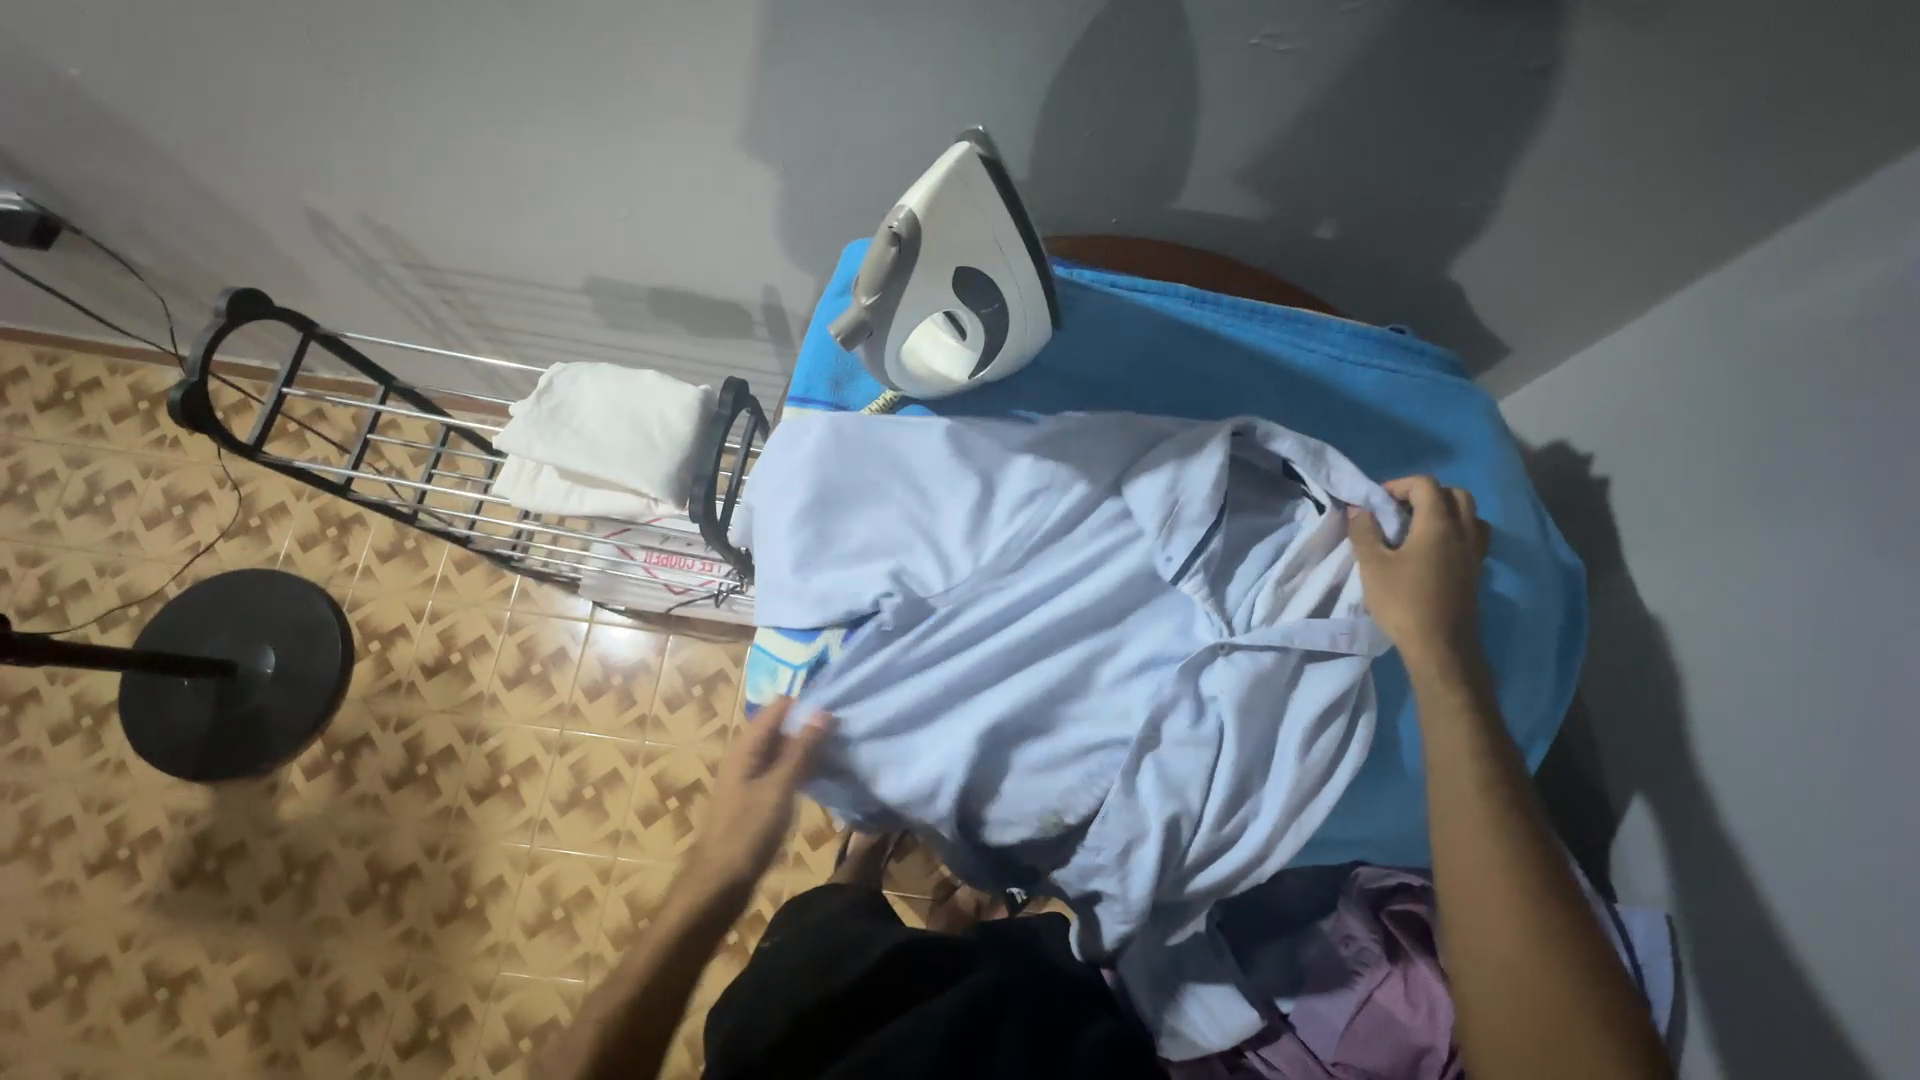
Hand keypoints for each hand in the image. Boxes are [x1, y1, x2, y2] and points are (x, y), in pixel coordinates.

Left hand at [684, 697, 833, 894]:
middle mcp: (745, 756)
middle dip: (809, 726)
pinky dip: (800, 769)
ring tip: (840, 749)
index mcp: (745, 747)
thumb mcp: (779, 789)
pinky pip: (781, 771)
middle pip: (780, 727)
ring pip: (782, 750)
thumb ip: (801, 750)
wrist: (719, 883)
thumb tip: (823, 712)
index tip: (838, 710)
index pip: (779, 707)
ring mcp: (749, 778)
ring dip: (807, 748)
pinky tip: (822, 775)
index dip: (806, 705)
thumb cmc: (747, 833)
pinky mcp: (756, 798)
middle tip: (845, 731)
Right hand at [1349, 475, 1491, 676]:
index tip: (1377, 502)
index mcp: (1438, 524)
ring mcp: (1474, 552)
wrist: (1439, 645)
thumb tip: (1359, 510)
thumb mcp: (1372, 566)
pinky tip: (1434, 549)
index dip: (1399, 485)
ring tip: (1419, 527)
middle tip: (1399, 510)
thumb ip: (1364, 532)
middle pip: (1455, 494)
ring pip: (1469, 514)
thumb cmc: (1402, 602)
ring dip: (1446, 511)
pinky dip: (1456, 531)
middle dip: (1425, 494)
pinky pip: (1473, 536)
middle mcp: (1463, 531)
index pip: (1425, 485)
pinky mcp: (1476, 570)